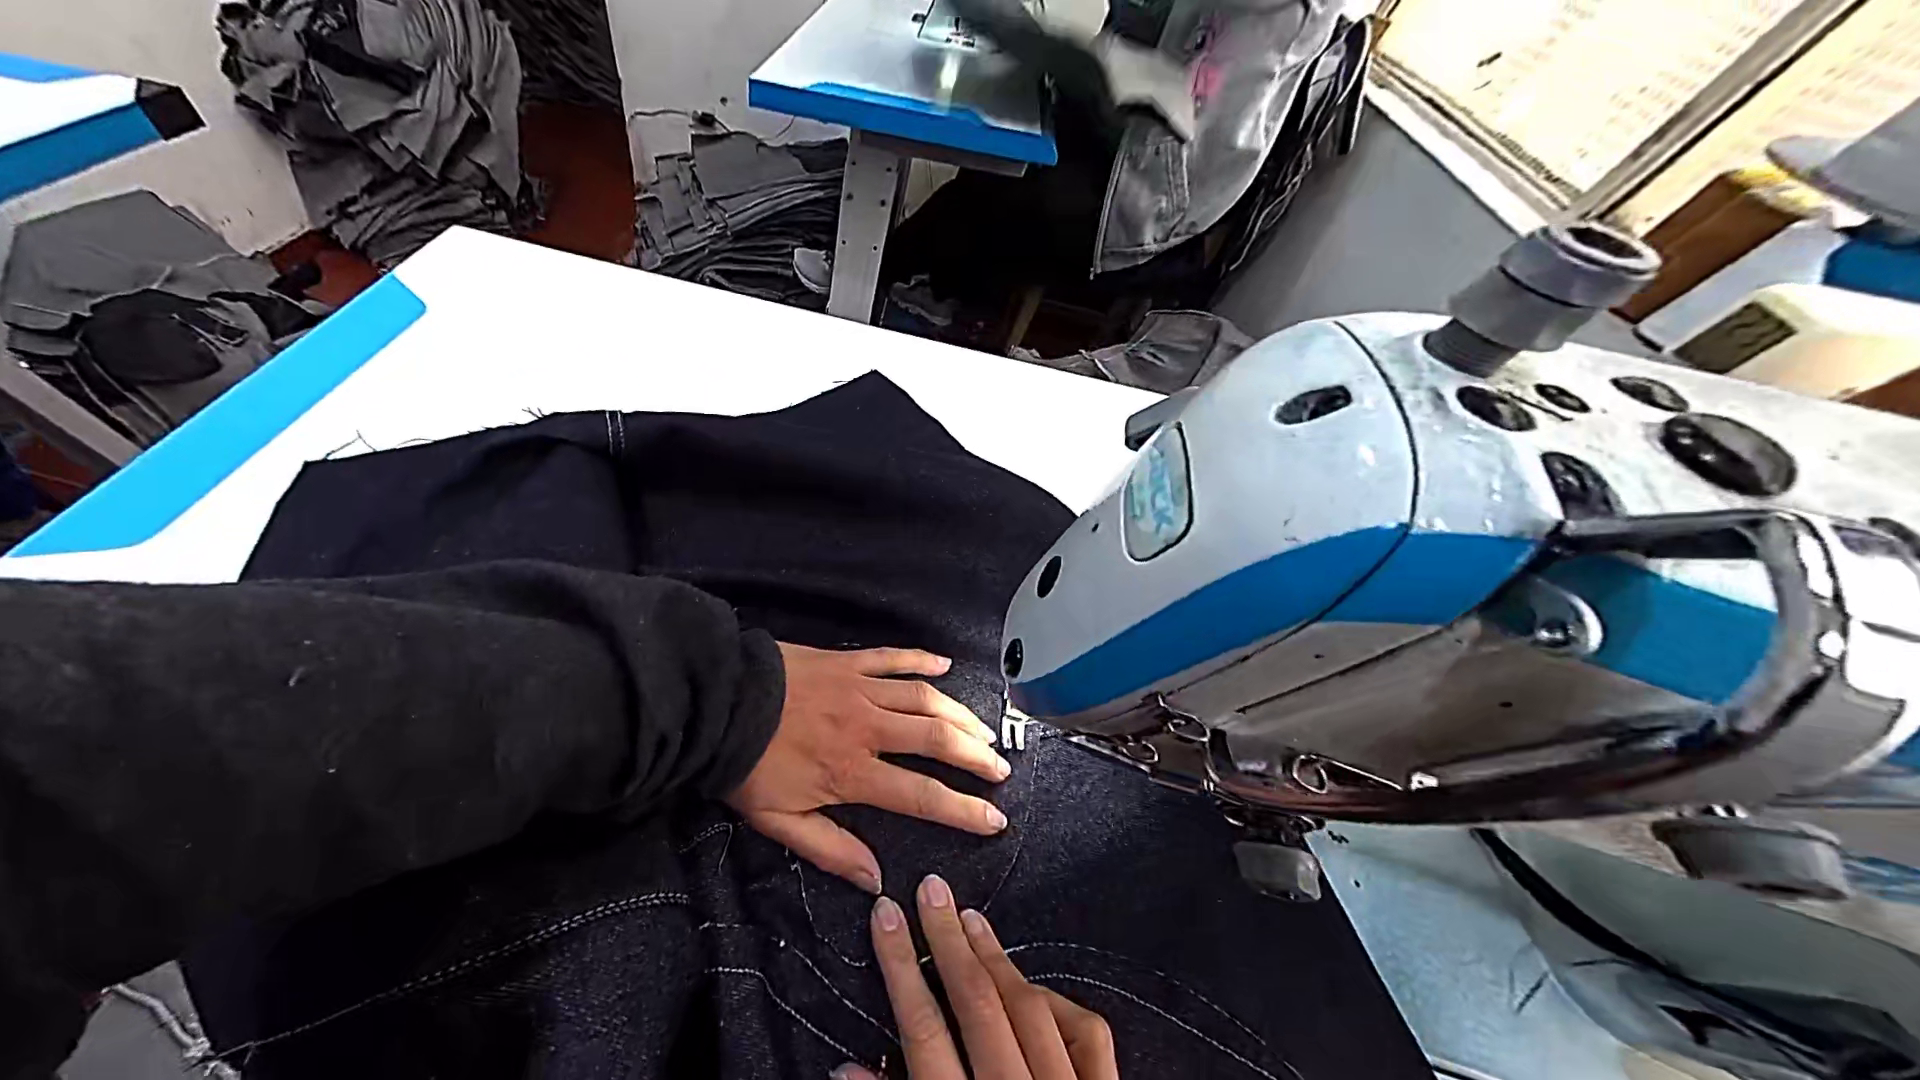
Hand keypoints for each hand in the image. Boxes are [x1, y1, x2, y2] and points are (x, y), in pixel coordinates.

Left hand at [727, 645, 1011, 892]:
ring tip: (984, 730)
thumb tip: (876, 880)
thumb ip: (830, 850)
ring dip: (959, 714)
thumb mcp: (779, 821)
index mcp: (852, 771)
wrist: (717, 705)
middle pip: (935, 739)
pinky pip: (894, 657)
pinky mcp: (849, 661)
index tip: (995, 818)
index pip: (922, 795)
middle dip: (975, 755)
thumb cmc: (746, 767)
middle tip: (1001, 767)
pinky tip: (946, 665)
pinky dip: (922, 660)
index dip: (963, 810)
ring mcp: (861, 688)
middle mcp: (868, 727)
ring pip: (924, 698)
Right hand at [839, 875, 1117, 1079]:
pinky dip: (1056, 1000)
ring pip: (1031, 1007)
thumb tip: (846, 1069)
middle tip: (931, 889)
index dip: (902, 966)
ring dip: (997, 957)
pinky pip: (1088, 1034)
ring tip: (969, 919)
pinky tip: (1031, 983)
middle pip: (980, 1005)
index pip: (924, 1033)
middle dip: (949, 941)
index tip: (886, 915)